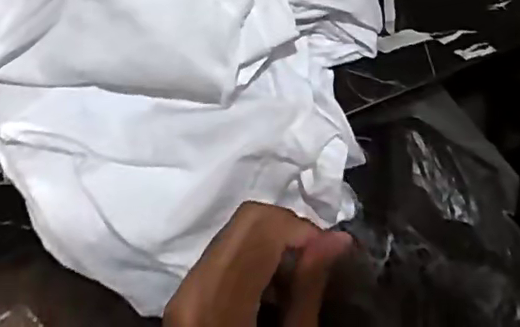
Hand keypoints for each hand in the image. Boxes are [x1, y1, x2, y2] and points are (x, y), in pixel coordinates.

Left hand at [163, 202, 351, 326]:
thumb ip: (309, 288)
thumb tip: (338, 237)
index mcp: (218, 299)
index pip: (262, 225)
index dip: (301, 228)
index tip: (328, 250)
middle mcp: (193, 285)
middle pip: (246, 220)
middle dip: (287, 229)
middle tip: (314, 258)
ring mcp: (182, 290)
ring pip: (233, 231)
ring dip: (270, 239)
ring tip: (295, 275)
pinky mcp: (182, 298)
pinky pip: (221, 253)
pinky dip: (251, 255)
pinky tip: (269, 286)